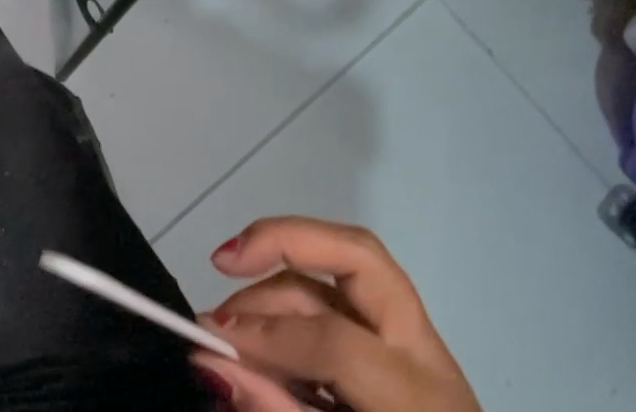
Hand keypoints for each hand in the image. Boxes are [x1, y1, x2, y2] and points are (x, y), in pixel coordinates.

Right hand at [192, 217, 480, 411]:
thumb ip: (273, 410)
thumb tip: (208, 361)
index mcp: (421, 401)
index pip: (339, 343)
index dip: (267, 336)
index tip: (211, 344)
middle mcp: (427, 357)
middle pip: (360, 255)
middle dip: (282, 240)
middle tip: (221, 260)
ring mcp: (418, 346)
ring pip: (337, 274)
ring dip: (272, 285)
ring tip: (228, 326)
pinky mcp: (397, 347)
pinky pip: (337, 302)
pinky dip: (288, 305)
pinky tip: (257, 336)